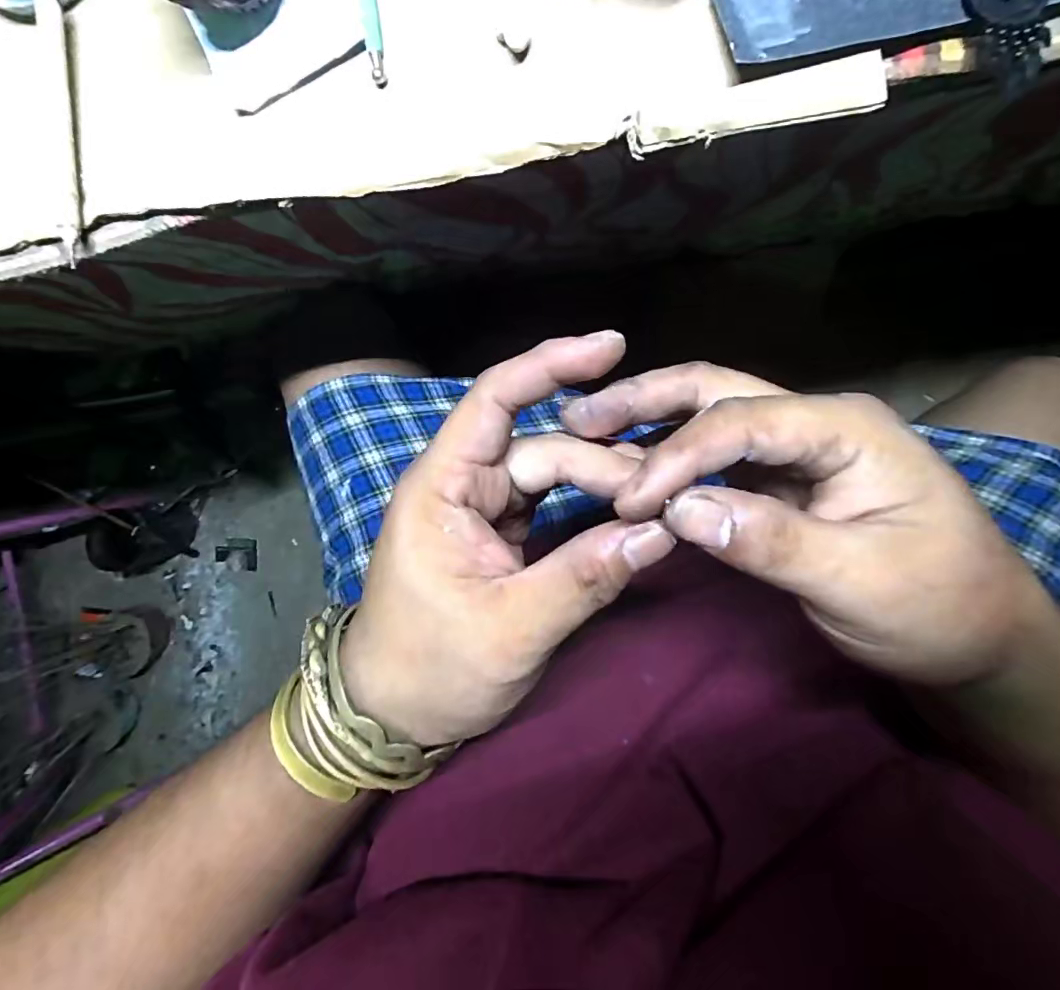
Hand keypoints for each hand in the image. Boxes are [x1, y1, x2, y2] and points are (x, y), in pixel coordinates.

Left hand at [342, 333, 678, 746]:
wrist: (392, 714)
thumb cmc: (431, 670)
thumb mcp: (510, 630)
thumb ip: (585, 577)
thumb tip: (662, 530)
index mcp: (441, 487)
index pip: (494, 401)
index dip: (549, 365)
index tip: (612, 345)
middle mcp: (460, 485)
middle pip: (541, 446)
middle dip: (603, 462)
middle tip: (668, 494)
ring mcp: (481, 509)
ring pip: (552, 474)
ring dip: (602, 483)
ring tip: (658, 500)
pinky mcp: (499, 535)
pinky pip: (550, 503)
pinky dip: (589, 506)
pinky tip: (630, 510)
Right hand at [564, 363, 1059, 686]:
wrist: (983, 638)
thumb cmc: (938, 608)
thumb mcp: (862, 583)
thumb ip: (772, 541)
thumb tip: (679, 510)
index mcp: (848, 429)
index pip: (743, 421)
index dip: (678, 456)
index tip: (632, 501)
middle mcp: (817, 421)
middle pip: (717, 391)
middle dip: (645, 401)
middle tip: (579, 417)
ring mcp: (797, 446)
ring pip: (709, 414)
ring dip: (648, 420)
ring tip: (587, 428)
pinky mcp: (781, 476)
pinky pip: (714, 456)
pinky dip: (666, 456)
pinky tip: (628, 463)